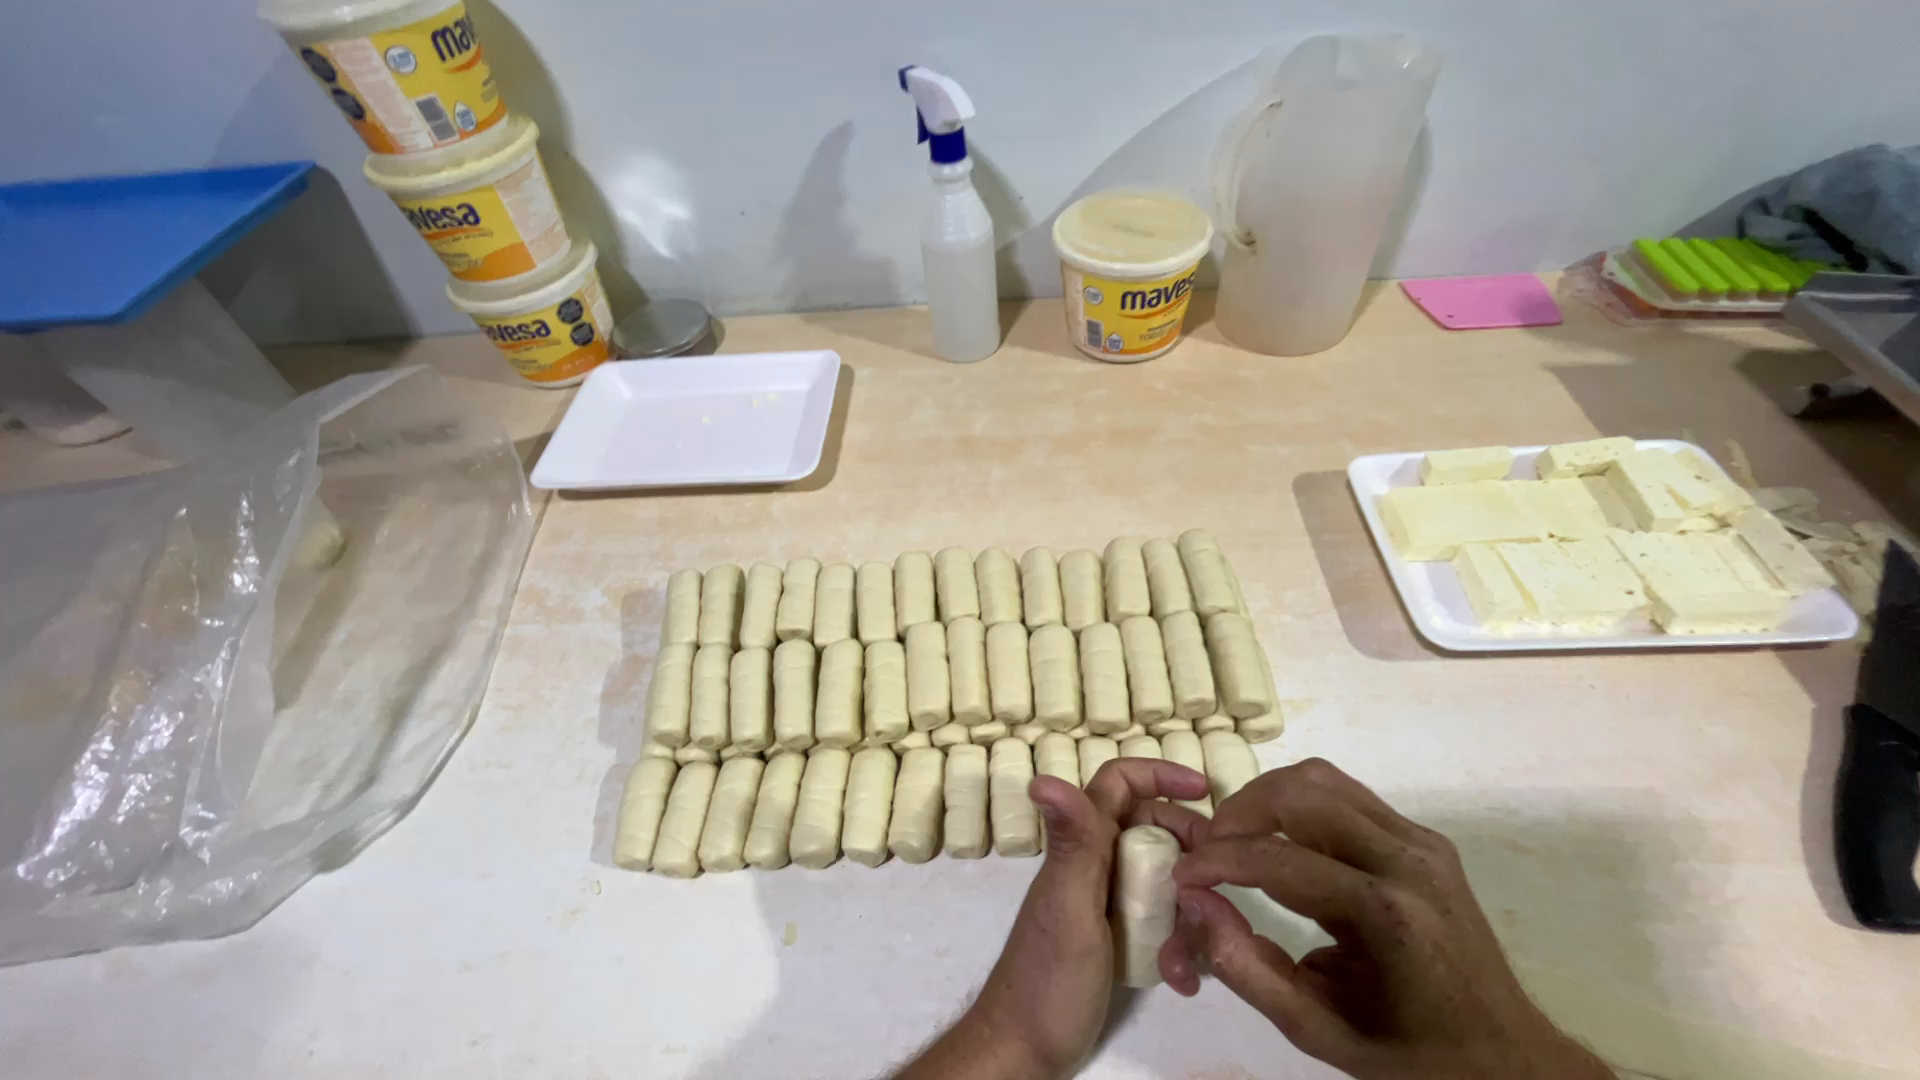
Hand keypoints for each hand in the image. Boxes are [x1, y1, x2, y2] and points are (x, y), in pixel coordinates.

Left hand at [894, 758, 1210, 1079]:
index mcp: (1081, 842)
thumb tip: (1039, 777)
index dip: (1160, 774)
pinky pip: (1162, 919)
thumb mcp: (1070, 905)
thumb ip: (1071, 842)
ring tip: (1198, 943)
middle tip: (1218, 879)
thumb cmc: (1048, 974)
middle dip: (1190, 846)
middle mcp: (1095, 860)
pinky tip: (1184, 974)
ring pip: (1164, 876)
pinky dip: (1180, 940)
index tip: (1205, 790)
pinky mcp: (1119, 933)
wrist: (1029, 1046)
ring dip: (1189, 906)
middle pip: (1154, 826)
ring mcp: (1107, 897)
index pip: (1119, 782)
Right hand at [1165, 759, 1611, 1079]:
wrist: (1506, 1060)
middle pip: (1300, 793)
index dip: (1217, 861)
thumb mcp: (1319, 1031)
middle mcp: (1409, 861)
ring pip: (1320, 779)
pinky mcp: (1423, 838)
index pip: (1279, 860)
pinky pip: (1343, 794)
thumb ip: (1247, 968)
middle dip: (1239, 812)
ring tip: (1238, 838)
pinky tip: (1281, 841)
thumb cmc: (1409, 1056)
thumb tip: (1194, 904)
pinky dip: (1297, 805)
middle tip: (1210, 849)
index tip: (1181, 874)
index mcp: (1387, 916)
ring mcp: (1422, 842)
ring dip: (1266, 799)